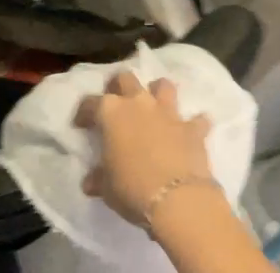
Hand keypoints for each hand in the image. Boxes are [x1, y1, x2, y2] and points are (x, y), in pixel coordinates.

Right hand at [74, 72, 217, 226]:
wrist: (178, 201)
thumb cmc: (132, 189)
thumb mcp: (107, 187)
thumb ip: (98, 178)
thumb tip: (89, 182)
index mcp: (110, 112)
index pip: (90, 103)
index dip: (83, 113)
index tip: (81, 125)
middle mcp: (138, 103)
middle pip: (126, 78)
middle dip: (120, 86)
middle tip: (118, 102)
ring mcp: (167, 113)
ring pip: (163, 86)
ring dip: (159, 92)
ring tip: (155, 105)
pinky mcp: (193, 130)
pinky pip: (197, 121)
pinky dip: (195, 124)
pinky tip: (193, 130)